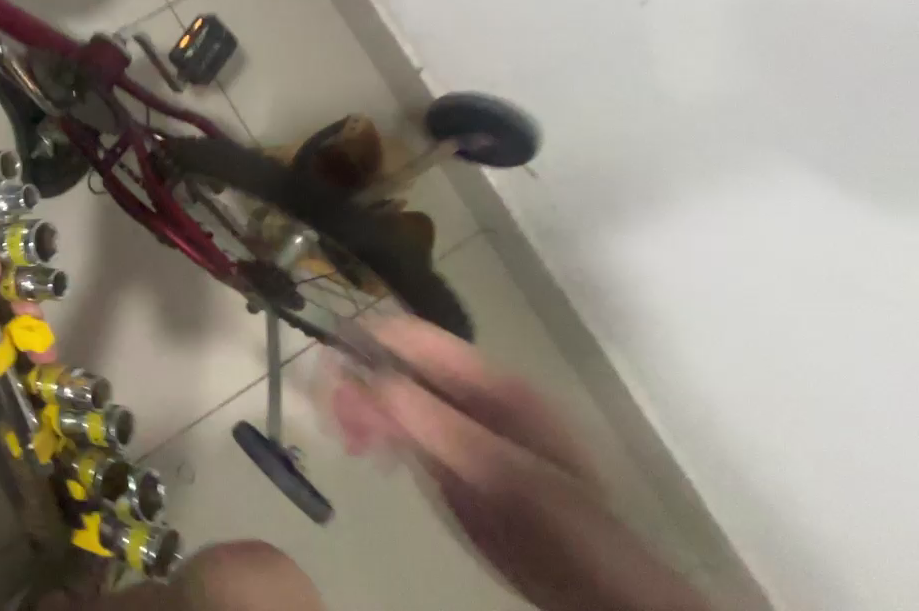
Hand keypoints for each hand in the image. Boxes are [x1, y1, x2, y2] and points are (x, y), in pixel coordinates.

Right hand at [327, 317, 710, 610]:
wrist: (592, 588)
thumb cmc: (560, 525)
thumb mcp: (502, 474)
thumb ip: (439, 425)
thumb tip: (371, 379)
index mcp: (489, 381)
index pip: (413, 335)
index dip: (366, 340)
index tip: (329, 369)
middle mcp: (467, 391)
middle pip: (392, 361)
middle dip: (357, 383)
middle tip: (336, 421)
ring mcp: (454, 420)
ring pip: (385, 390)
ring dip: (358, 407)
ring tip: (350, 443)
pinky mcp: (444, 450)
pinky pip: (393, 421)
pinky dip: (370, 429)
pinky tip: (366, 452)